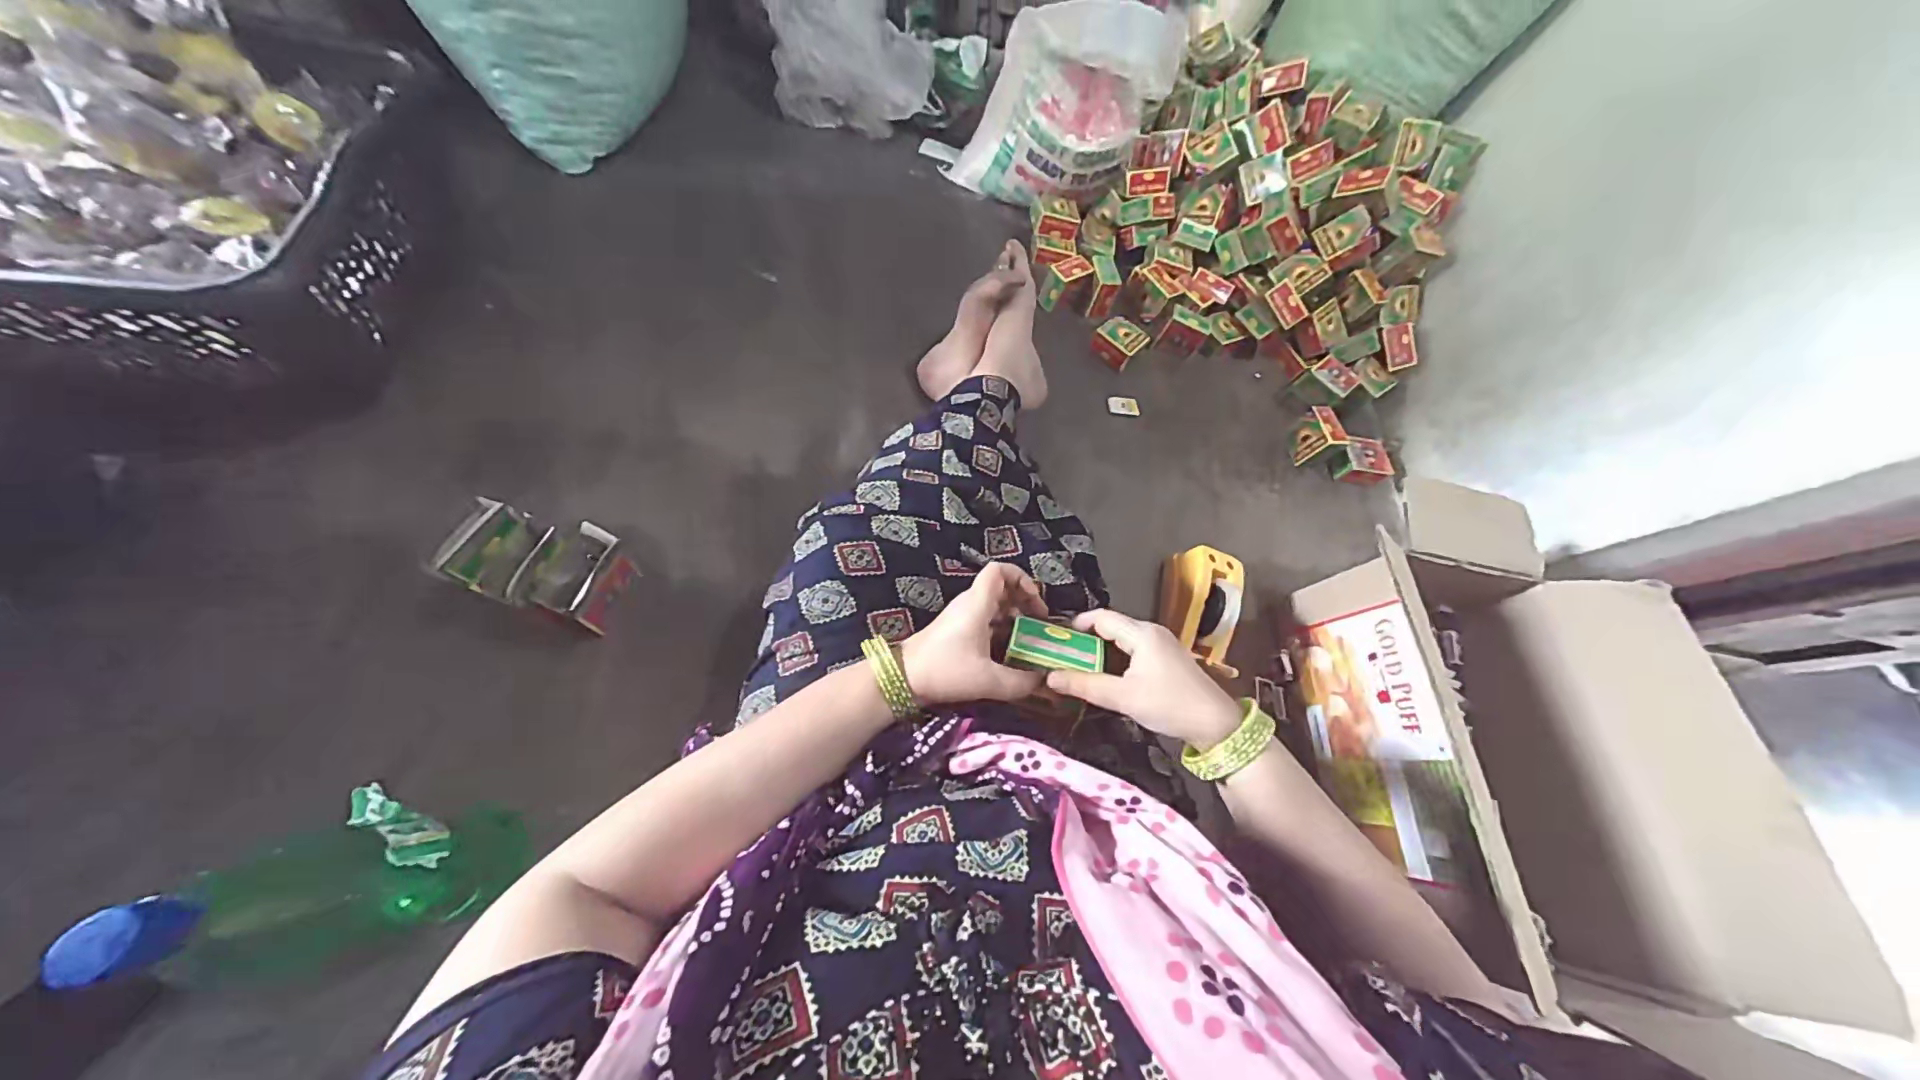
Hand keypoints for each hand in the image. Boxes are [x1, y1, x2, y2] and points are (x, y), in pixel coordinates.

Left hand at [898, 562, 1048, 705]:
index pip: (999, 570)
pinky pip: (986, 620)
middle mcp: (970, 604)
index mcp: (977, 603)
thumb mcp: (988, 680)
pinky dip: (1001, 629)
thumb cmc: (945, 670)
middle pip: (1001, 587)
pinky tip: (1010, 652)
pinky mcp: (957, 630)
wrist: (905, 678)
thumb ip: (1020, 682)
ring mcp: (962, 616)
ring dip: (1014, 617)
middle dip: (1024, 600)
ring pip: (994, 605)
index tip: (1036, 603)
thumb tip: (1044, 682)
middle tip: (1038, 623)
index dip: (1022, 578)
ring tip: (1029, 639)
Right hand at [1044, 608, 1243, 747]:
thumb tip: (1050, 678)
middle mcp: (1151, 632)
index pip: (1101, 617)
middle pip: (1111, 626)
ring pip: (1122, 639)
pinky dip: (1116, 658)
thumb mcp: (1123, 698)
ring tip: (1079, 667)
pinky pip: (1134, 649)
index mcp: (1141, 633)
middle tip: (1064, 656)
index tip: (1056, 639)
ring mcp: (1161, 644)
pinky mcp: (1167, 658)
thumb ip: (1086, 686)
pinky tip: (1107, 676)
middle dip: (1086, 639)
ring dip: (1101, 651)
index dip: (1076, 624)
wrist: (1217, 725)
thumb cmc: (1169, 705)